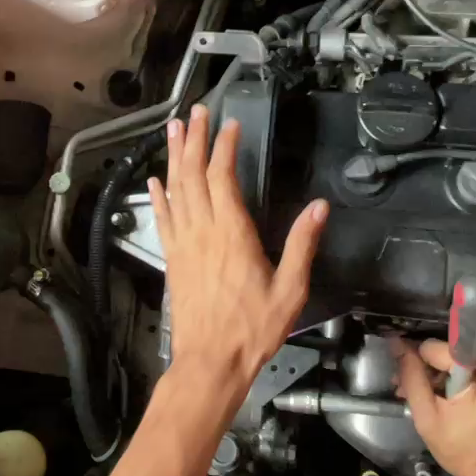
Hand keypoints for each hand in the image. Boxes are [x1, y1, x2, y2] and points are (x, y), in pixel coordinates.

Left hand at [147, 106, 327, 394]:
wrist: (210, 362)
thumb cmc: (252, 329)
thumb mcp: (290, 290)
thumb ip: (302, 245)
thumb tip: (319, 208)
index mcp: (232, 234)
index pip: (223, 178)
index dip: (225, 147)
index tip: (231, 126)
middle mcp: (203, 232)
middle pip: (194, 175)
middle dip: (195, 140)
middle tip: (196, 113)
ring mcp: (183, 244)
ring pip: (175, 190)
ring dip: (175, 157)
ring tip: (174, 130)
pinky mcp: (172, 259)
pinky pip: (163, 218)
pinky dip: (159, 195)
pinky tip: (156, 179)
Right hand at [396, 338, 475, 475]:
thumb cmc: (467, 452)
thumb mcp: (428, 418)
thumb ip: (412, 377)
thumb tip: (397, 344)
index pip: (433, 348)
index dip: (417, 367)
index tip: (408, 387)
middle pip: (450, 353)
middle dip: (431, 373)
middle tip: (417, 396)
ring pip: (464, 359)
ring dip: (447, 376)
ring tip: (438, 402)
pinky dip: (467, 380)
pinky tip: (459, 402)